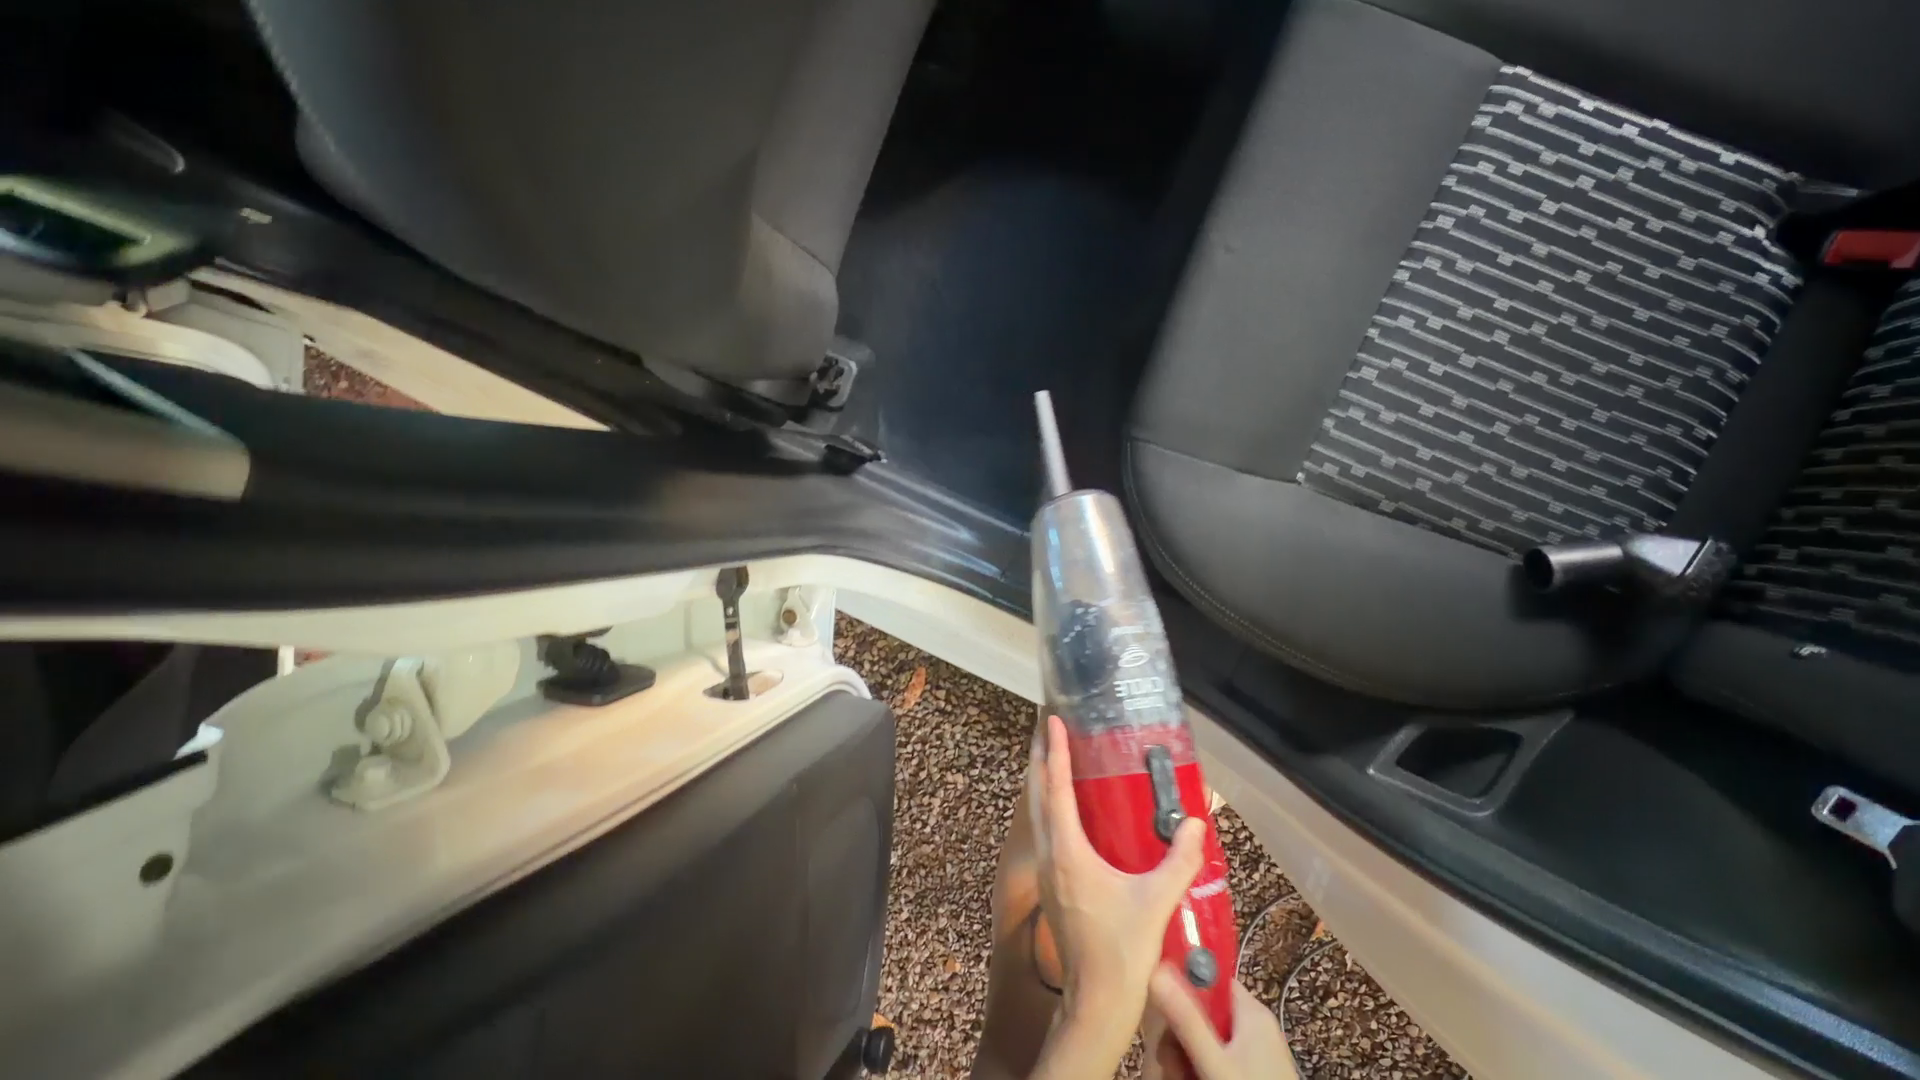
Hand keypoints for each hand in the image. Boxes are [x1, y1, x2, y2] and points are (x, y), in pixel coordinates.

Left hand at [1029, 715, 1205, 1030]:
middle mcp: (1051, 856)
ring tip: (1051, 757)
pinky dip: (1049, 808)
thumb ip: (1179, 859)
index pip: (1057, 788)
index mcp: (1069, 852)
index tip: (1051, 720)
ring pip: (1037, 815)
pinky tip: (1067, 810)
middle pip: (1036, 795)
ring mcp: (1048, 873)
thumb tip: (1196, 821)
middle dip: (1039, 758)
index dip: (1054, 751)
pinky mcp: (1053, 887)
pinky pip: (1045, 833)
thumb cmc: (1123, 951)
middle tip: (1045, 727)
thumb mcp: (1157, 901)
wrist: (1096, 1000)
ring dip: (1041, 782)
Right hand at [1145, 965, 1297, 1079]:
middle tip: (1167, 1061)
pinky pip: (1216, 1059)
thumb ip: (1187, 1020)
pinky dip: (1199, 1069)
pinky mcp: (1251, 1072)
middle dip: (1179, 1036)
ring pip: (1204, 1040)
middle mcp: (1253, 1026)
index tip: (1160, 1008)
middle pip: (1202, 1013)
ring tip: (1176, 1077)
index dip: (1183, 986)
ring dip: (1184, 1058)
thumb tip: (1155, 969)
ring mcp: (1253, 1052)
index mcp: (1251, 1012)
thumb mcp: (1215, 1063)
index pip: (1211, 978)